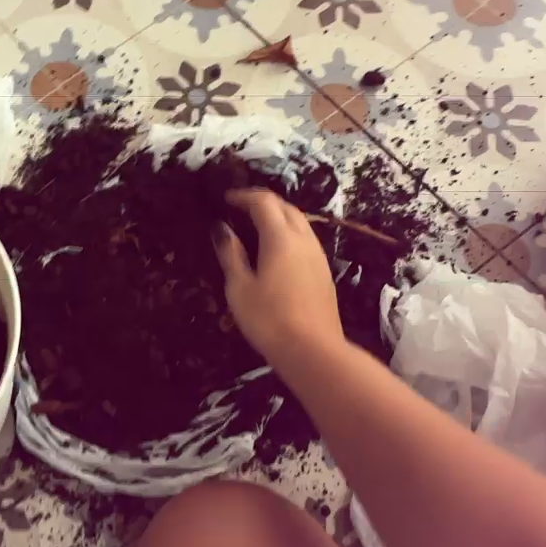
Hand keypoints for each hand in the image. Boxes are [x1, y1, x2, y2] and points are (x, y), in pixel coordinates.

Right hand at [212, 189, 344, 362]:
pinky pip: (305, 240)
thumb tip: (222, 229)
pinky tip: (276, 251)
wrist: (312, 350)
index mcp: (280, 239)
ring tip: (256, 227)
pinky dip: (288, 234)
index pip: (264, 202)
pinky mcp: (324, 272)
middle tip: (240, 209)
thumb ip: (231, 254)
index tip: (226, 199)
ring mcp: (318, 256)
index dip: (244, 196)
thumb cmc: (268, 319)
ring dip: (278, 217)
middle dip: (263, 203)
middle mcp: (303, 240)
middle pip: (286, 208)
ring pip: (300, 223)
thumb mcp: (239, 287)